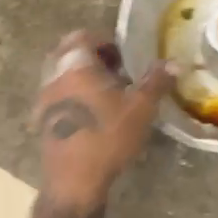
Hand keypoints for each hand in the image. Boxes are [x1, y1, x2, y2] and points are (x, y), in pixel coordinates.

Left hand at [33, 31, 172, 205]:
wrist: (74, 181)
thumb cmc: (108, 137)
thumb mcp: (141, 108)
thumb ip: (157, 81)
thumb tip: (175, 63)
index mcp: (76, 65)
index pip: (83, 36)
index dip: (105, 41)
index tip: (125, 56)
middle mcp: (54, 77)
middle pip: (69, 54)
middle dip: (94, 58)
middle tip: (119, 72)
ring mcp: (44, 100)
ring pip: (63, 76)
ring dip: (84, 78)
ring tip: (109, 95)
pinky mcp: (42, 121)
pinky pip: (59, 97)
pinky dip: (75, 97)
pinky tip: (94, 116)